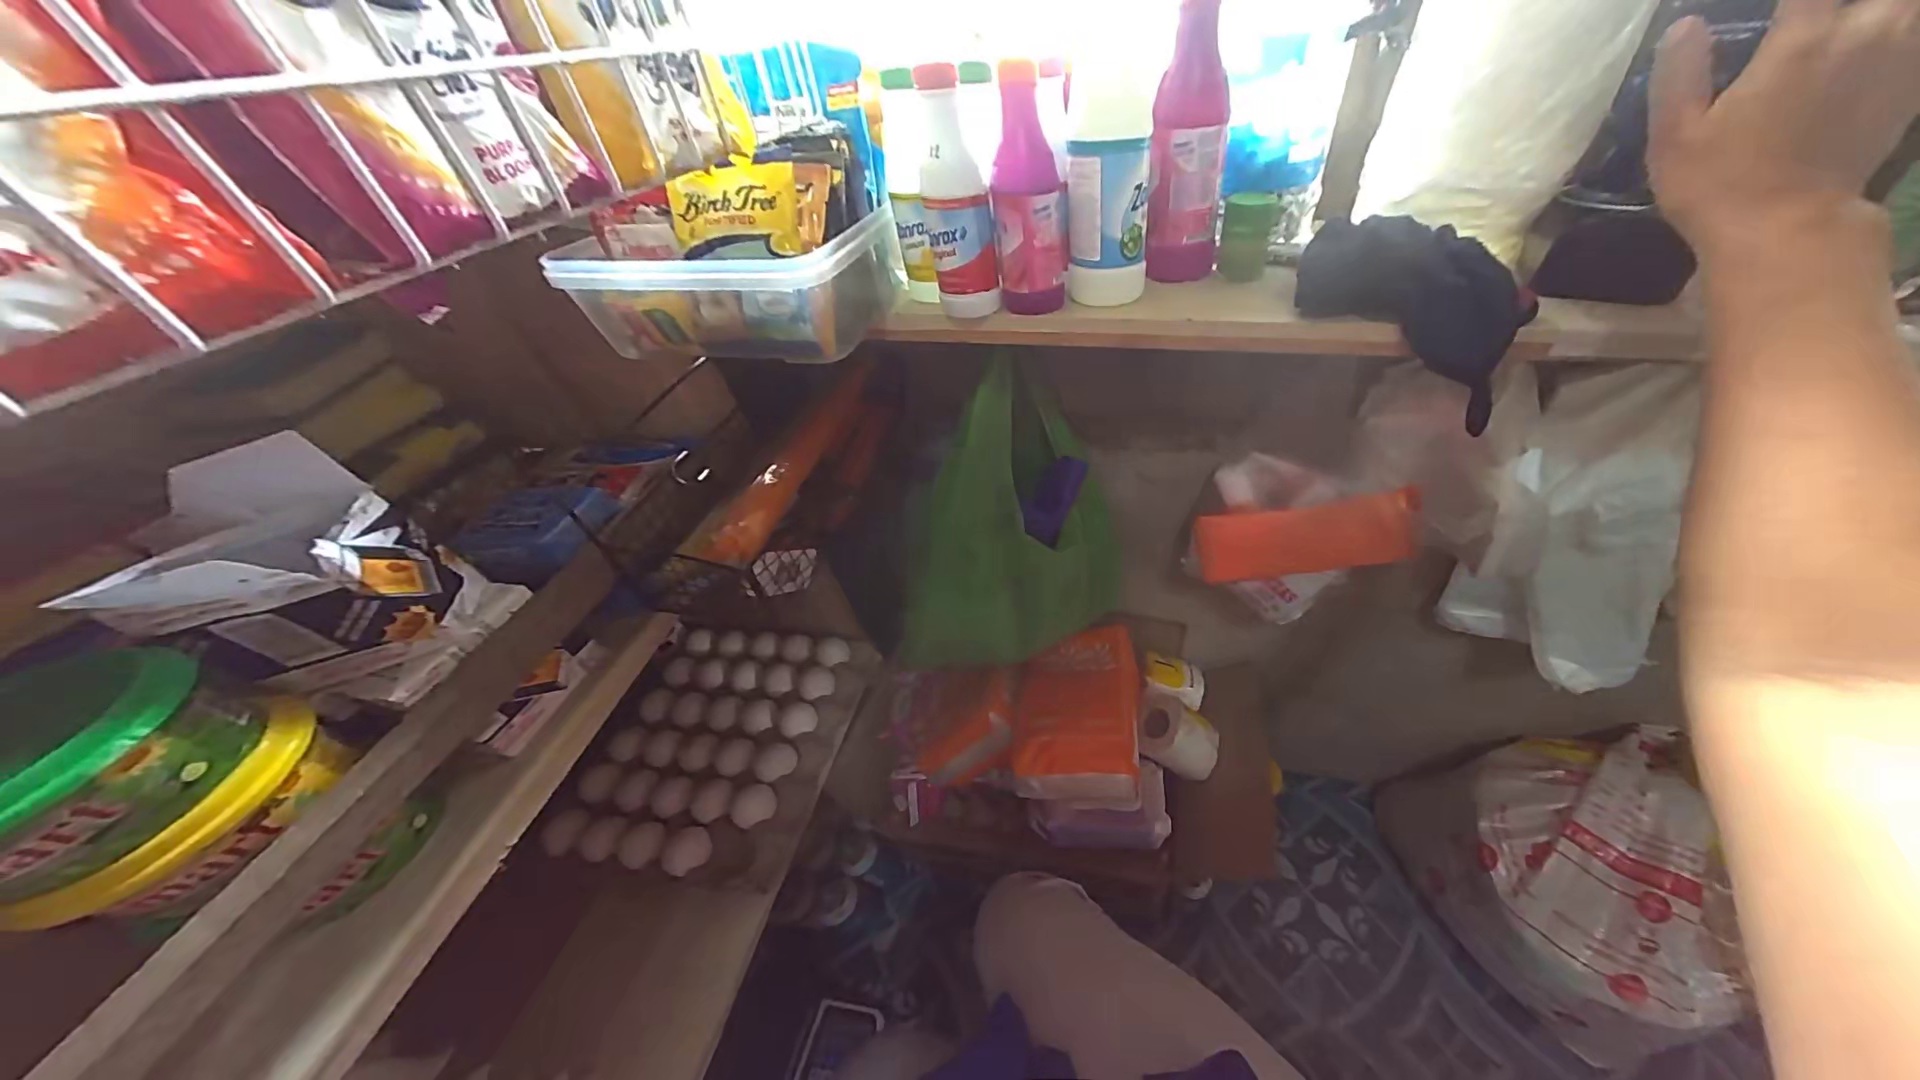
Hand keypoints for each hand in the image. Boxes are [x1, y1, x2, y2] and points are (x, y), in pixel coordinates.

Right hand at [1649, 0, 1919, 261]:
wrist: (1784, 225)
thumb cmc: (1715, 183)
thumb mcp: (1673, 136)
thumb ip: (1680, 75)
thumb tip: (1685, 25)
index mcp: (1802, 40)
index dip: (1783, 3)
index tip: (1766, 16)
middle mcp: (1868, 30)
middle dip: (1828, 10)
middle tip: (1803, 25)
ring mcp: (1903, 53)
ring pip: (1898, 10)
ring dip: (1867, 17)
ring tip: (1838, 32)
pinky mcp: (1913, 82)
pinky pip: (1911, 38)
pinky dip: (1890, 35)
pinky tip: (1868, 49)